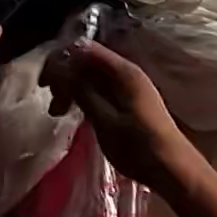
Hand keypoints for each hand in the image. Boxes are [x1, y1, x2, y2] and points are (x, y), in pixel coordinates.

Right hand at [39, 39, 202, 196]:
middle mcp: (127, 71)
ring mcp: (130, 84)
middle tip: (52, 102)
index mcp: (123, 71)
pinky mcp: (130, 98)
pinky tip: (77, 113)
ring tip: (59, 112)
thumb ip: (82, 91)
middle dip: (65, 76)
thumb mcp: (104, 121)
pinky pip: (102, 87)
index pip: (85, 49)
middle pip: (88, 60)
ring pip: (93, 75)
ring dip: (73, 87)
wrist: (172, 167)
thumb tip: (61, 67)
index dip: (61, 59)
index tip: (44, 83)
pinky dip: (85, 95)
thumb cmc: (138, 146)